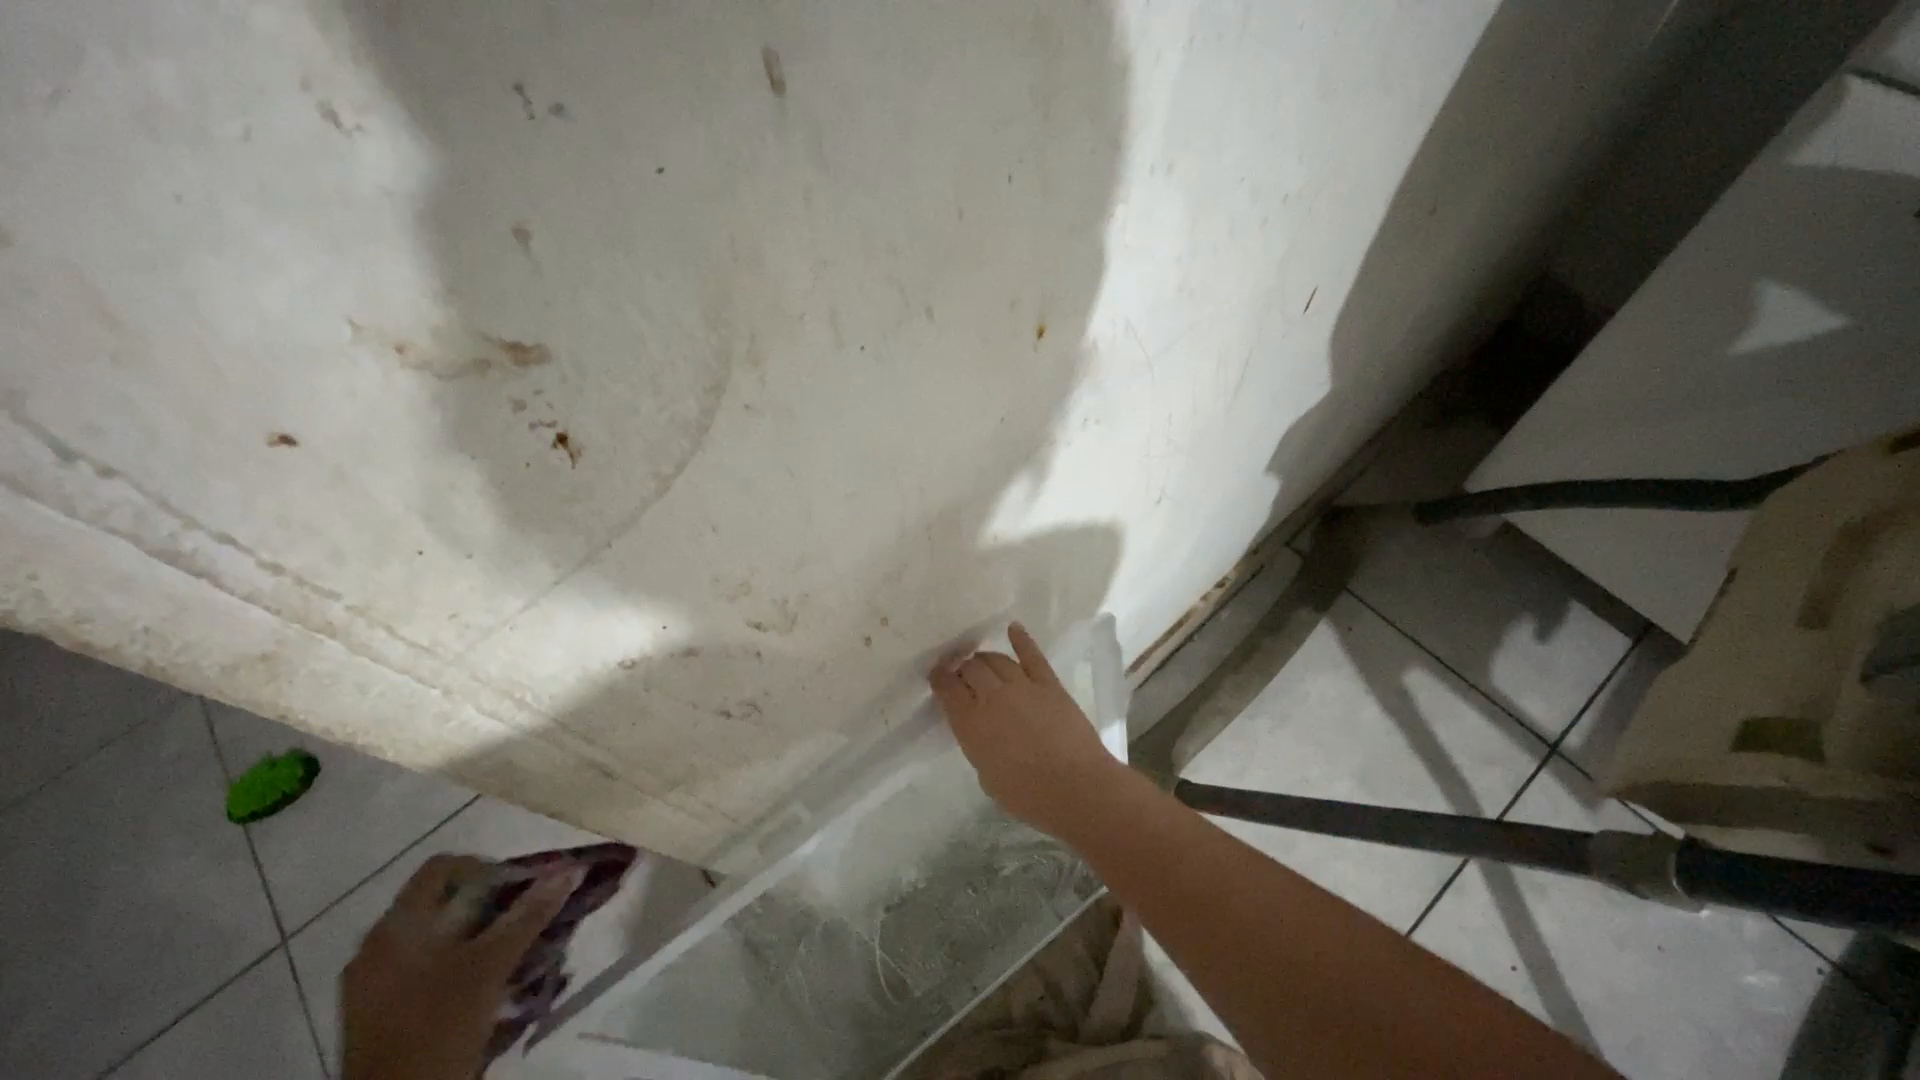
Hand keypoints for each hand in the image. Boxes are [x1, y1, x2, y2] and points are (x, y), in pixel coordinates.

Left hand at [340, 854, 578, 1079]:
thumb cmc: (440, 1027)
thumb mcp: (491, 968)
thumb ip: (529, 915)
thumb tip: (571, 870)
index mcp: (396, 926)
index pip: (443, 867)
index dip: (489, 869)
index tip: (523, 891)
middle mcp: (377, 945)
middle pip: (442, 903)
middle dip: (492, 908)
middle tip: (529, 923)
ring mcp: (372, 982)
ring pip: (437, 939)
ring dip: (480, 939)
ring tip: (517, 957)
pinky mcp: (378, 1012)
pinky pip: (424, 970)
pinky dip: (458, 968)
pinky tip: (487, 990)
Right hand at [930, 622, 1124, 837]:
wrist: (1077, 788)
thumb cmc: (1028, 796)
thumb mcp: (987, 775)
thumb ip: (978, 745)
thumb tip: (981, 729)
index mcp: (971, 724)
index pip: (947, 689)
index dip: (939, 678)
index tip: (936, 674)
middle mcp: (992, 698)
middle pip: (970, 668)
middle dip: (961, 667)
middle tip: (961, 670)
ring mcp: (1023, 687)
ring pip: (997, 660)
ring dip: (985, 658)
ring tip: (980, 660)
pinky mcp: (1050, 684)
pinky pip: (1032, 656)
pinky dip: (1021, 639)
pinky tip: (1013, 628)